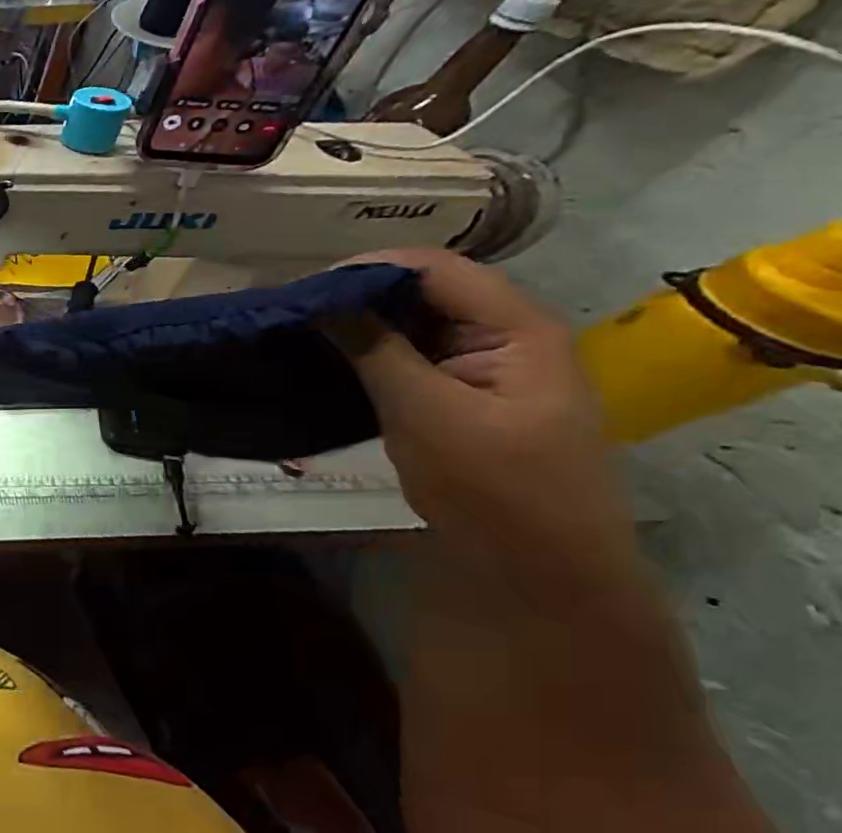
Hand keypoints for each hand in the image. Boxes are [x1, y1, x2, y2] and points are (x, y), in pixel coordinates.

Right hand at [329, 250, 631, 556]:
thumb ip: (373, 347)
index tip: (306, 290)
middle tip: (300, 310)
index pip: (435, 268)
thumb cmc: (493, 489)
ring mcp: (492, 365)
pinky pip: (419, 352)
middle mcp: (510, 333)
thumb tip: (319, 299)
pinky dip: (378, 349)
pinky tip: (339, 358)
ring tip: (310, 329)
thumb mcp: (424, 411)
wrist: (541, 574)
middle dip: (362, 292)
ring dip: (366, 321)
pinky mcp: (471, 392)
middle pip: (428, 288)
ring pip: (420, 320)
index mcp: (519, 327)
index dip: (369, 267)